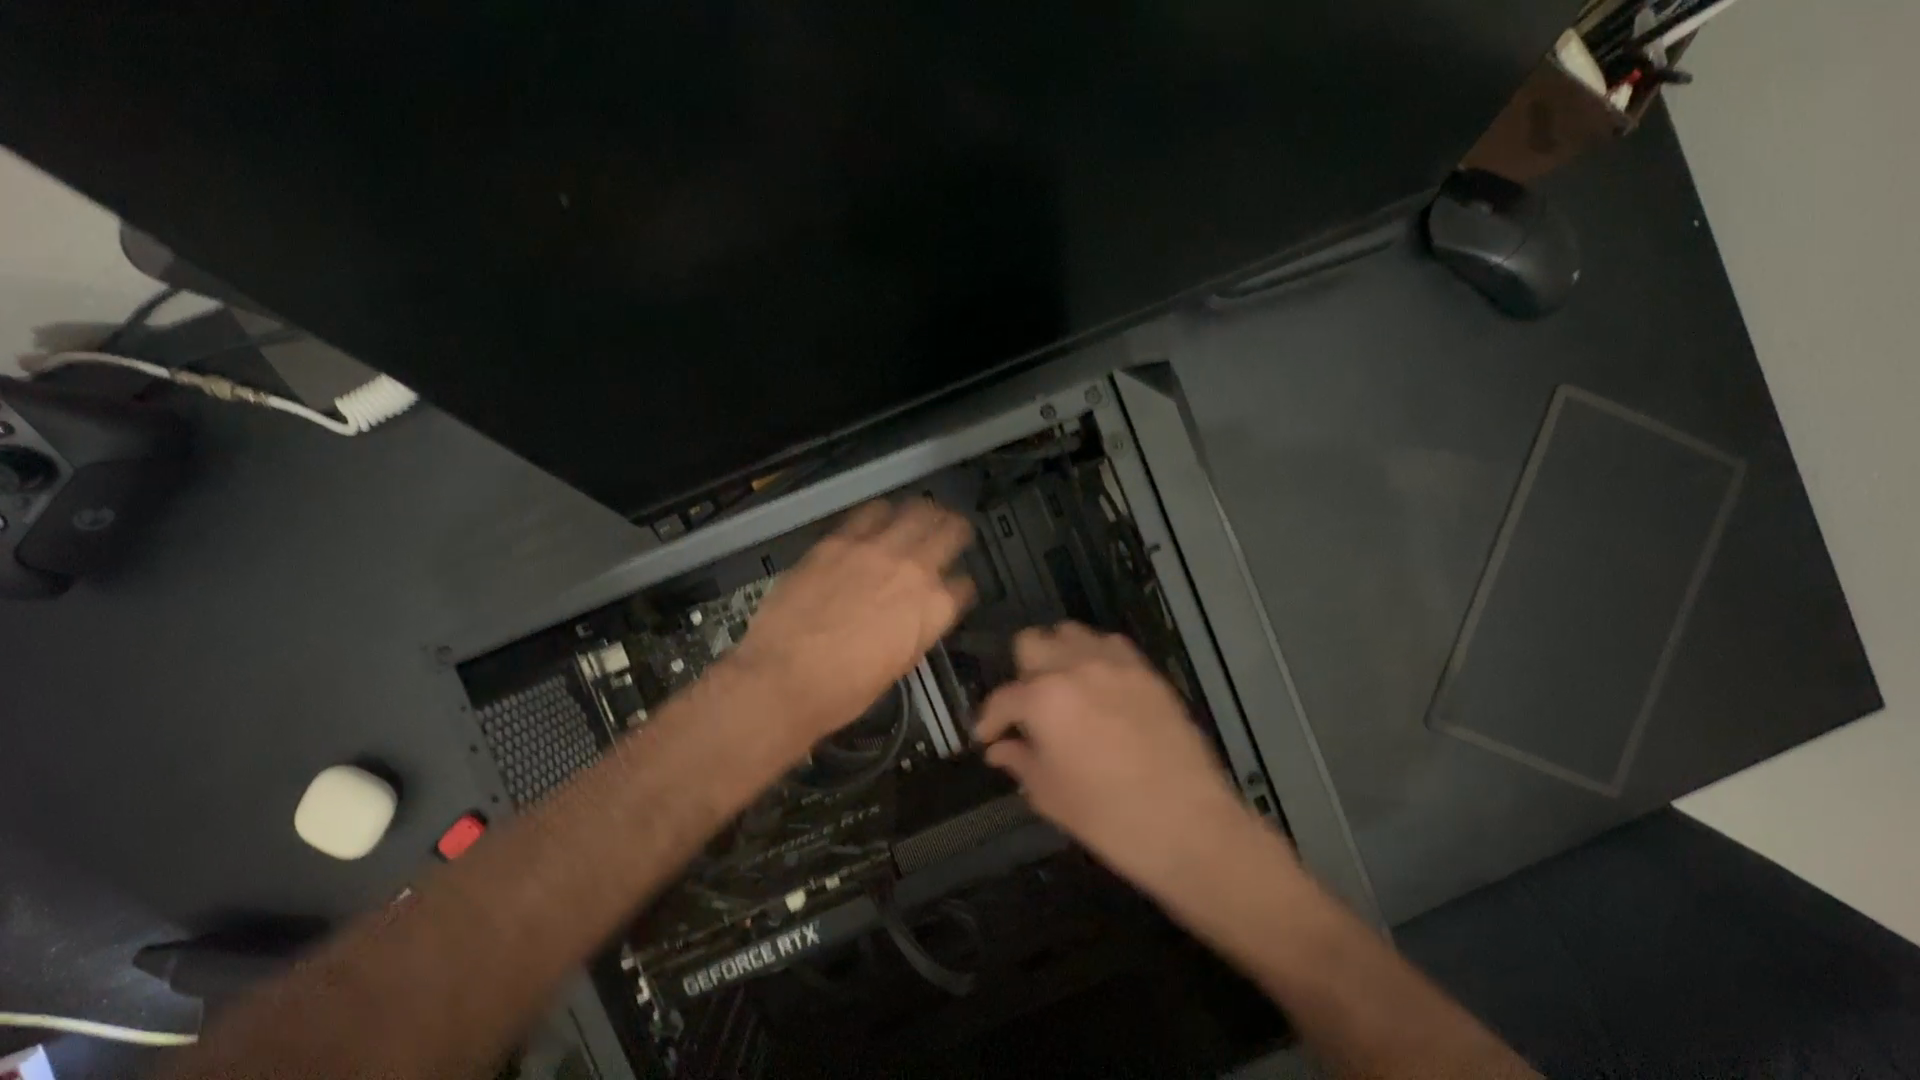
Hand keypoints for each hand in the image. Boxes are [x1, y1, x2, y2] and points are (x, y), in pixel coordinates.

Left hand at [732, 498, 974, 743]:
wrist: (784, 678)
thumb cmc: (842, 690)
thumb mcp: (896, 667)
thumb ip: (914, 631)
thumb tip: (914, 619)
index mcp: (934, 609)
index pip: (962, 585)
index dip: (957, 585)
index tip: (950, 587)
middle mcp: (913, 571)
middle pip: (949, 534)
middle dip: (953, 531)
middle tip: (950, 530)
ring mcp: (875, 551)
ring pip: (915, 513)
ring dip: (922, 515)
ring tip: (919, 516)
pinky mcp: (838, 542)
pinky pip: (869, 513)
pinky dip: (880, 514)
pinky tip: (878, 517)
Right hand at [974, 622, 1255, 892]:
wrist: (1189, 825)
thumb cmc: (1108, 818)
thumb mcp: (1050, 795)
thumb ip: (1019, 761)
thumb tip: (1000, 748)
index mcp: (1043, 699)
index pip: (1002, 698)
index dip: (989, 721)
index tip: (987, 738)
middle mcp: (1075, 667)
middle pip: (1031, 643)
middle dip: (1020, 674)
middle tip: (1026, 710)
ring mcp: (1116, 664)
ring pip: (1070, 634)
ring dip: (1057, 657)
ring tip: (1061, 691)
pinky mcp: (1147, 672)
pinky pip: (1110, 646)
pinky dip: (1095, 658)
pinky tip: (1097, 688)